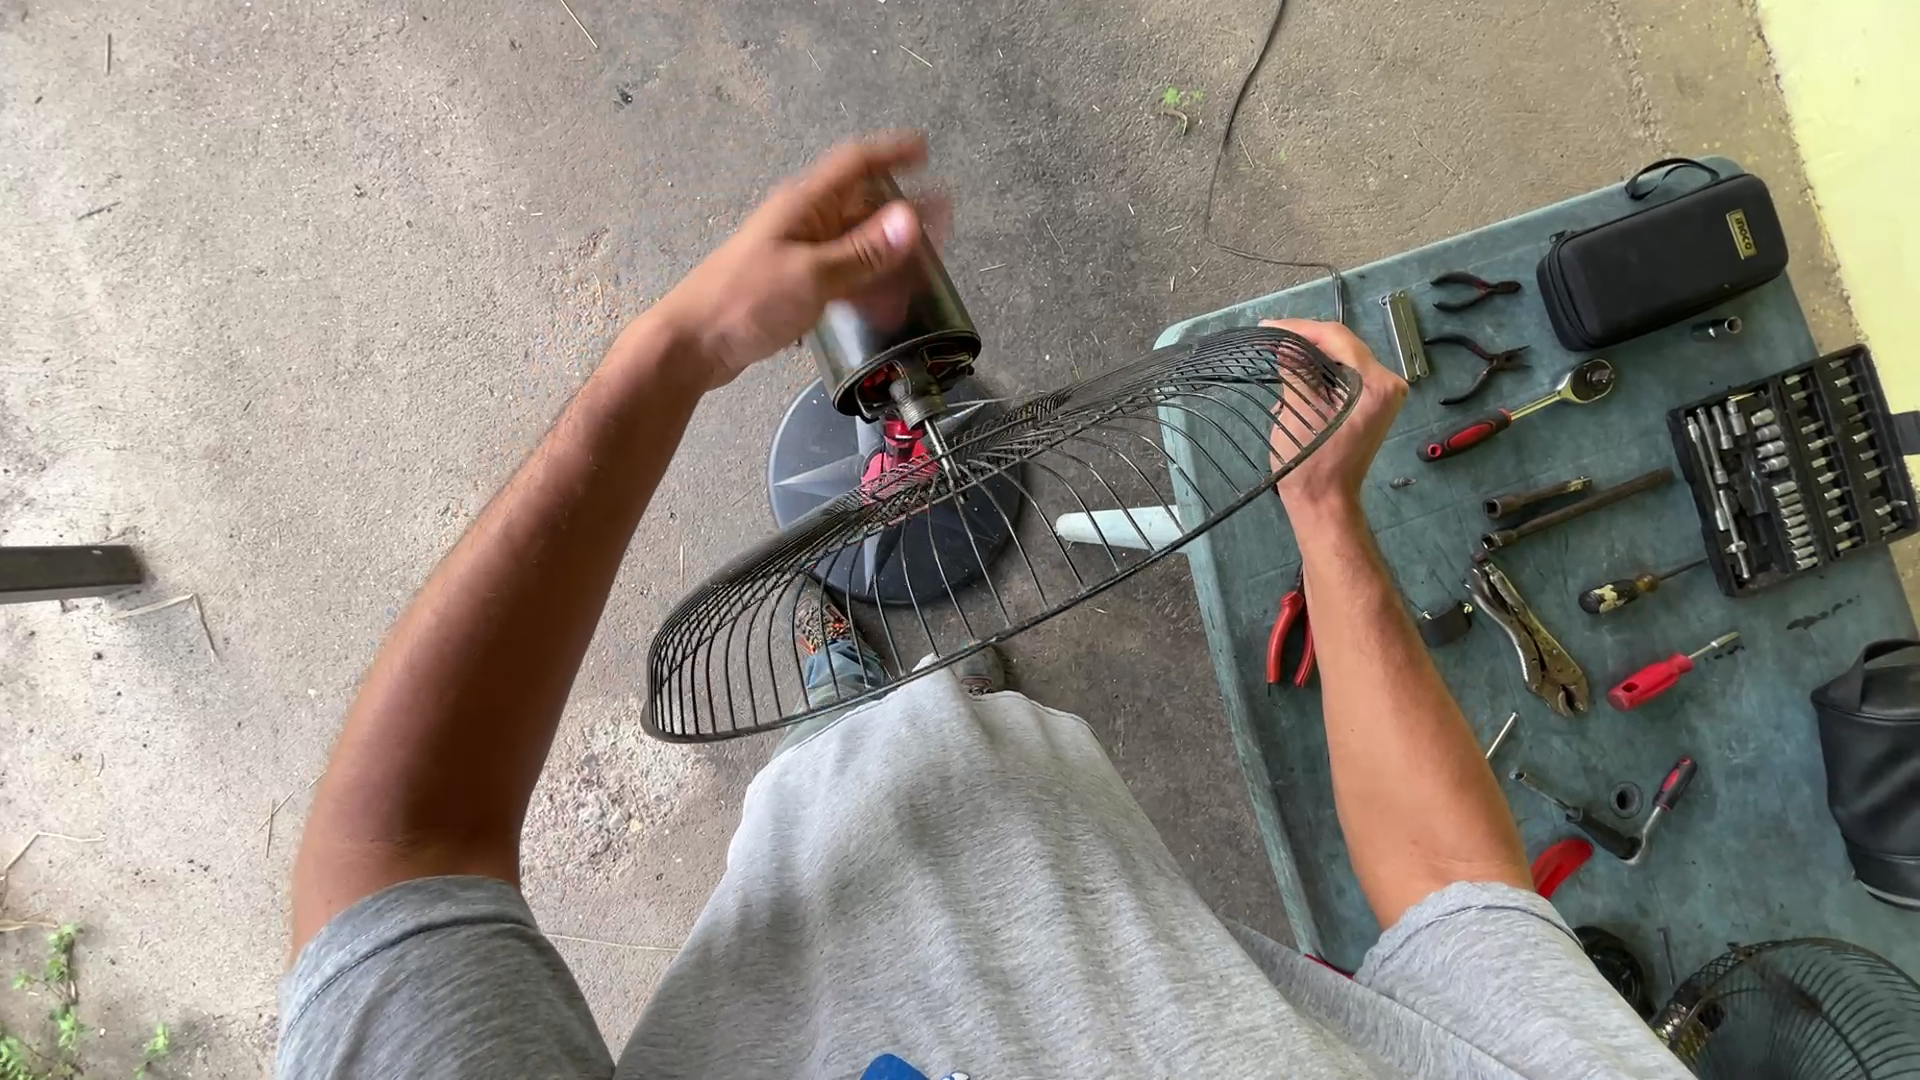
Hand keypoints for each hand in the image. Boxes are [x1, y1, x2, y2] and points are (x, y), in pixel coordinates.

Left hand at [650, 132, 937, 388]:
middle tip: (941, 234)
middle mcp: (807, 222)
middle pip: (864, 209)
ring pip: (858, 248)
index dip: (892, 154)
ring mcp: (802, 255)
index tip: (925, 152)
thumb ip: (863, 252)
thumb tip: (911, 220)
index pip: (856, 164)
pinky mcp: (798, 287)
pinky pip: (844, 279)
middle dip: (903, 220)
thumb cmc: (746, 301)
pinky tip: (886, 307)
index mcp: (806, 205)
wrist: (695, 344)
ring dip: (889, 262)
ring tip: (922, 279)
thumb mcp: (812, 276)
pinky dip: (867, 289)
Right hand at [1265, 318, 1406, 513]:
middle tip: (1271, 335)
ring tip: (1278, 350)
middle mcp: (1388, 383)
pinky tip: (1296, 372)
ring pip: (1343, 359)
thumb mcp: (1298, 413)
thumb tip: (1287, 345)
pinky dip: (1320, 372)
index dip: (1300, 328)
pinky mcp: (1372, 405)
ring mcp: (1382, 395)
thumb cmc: (1310, 464)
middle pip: (1344, 345)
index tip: (1268, 326)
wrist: (1325, 502)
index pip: (1338, 338)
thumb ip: (1296, 373)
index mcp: (1376, 383)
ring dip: (1311, 355)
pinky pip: (1345, 376)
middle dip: (1306, 339)